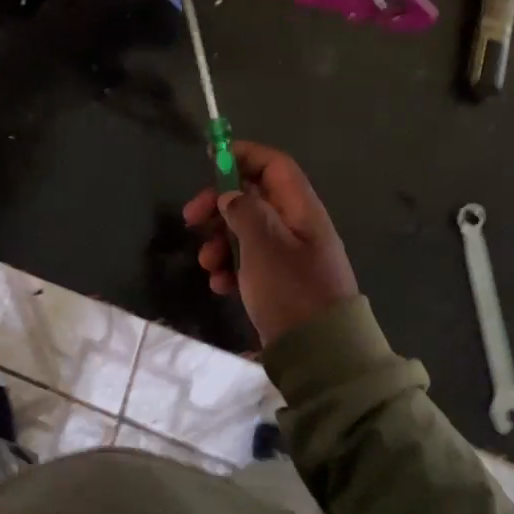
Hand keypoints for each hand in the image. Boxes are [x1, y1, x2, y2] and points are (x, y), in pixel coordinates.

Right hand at [182, 141, 359, 345]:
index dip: (243, 155)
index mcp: (301, 210)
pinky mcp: (281, 284)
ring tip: (206, 264)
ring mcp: (290, 257)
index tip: (209, 160)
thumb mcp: (263, 245)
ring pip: (246, 231)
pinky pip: (250, 262)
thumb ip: (244, 211)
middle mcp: (297, 227)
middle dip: (219, 205)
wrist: (322, 358)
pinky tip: (219, 285)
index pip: (274, 165)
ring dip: (220, 241)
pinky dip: (231, 268)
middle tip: (191, 218)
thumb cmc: (291, 291)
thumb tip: (232, 196)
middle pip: (254, 197)